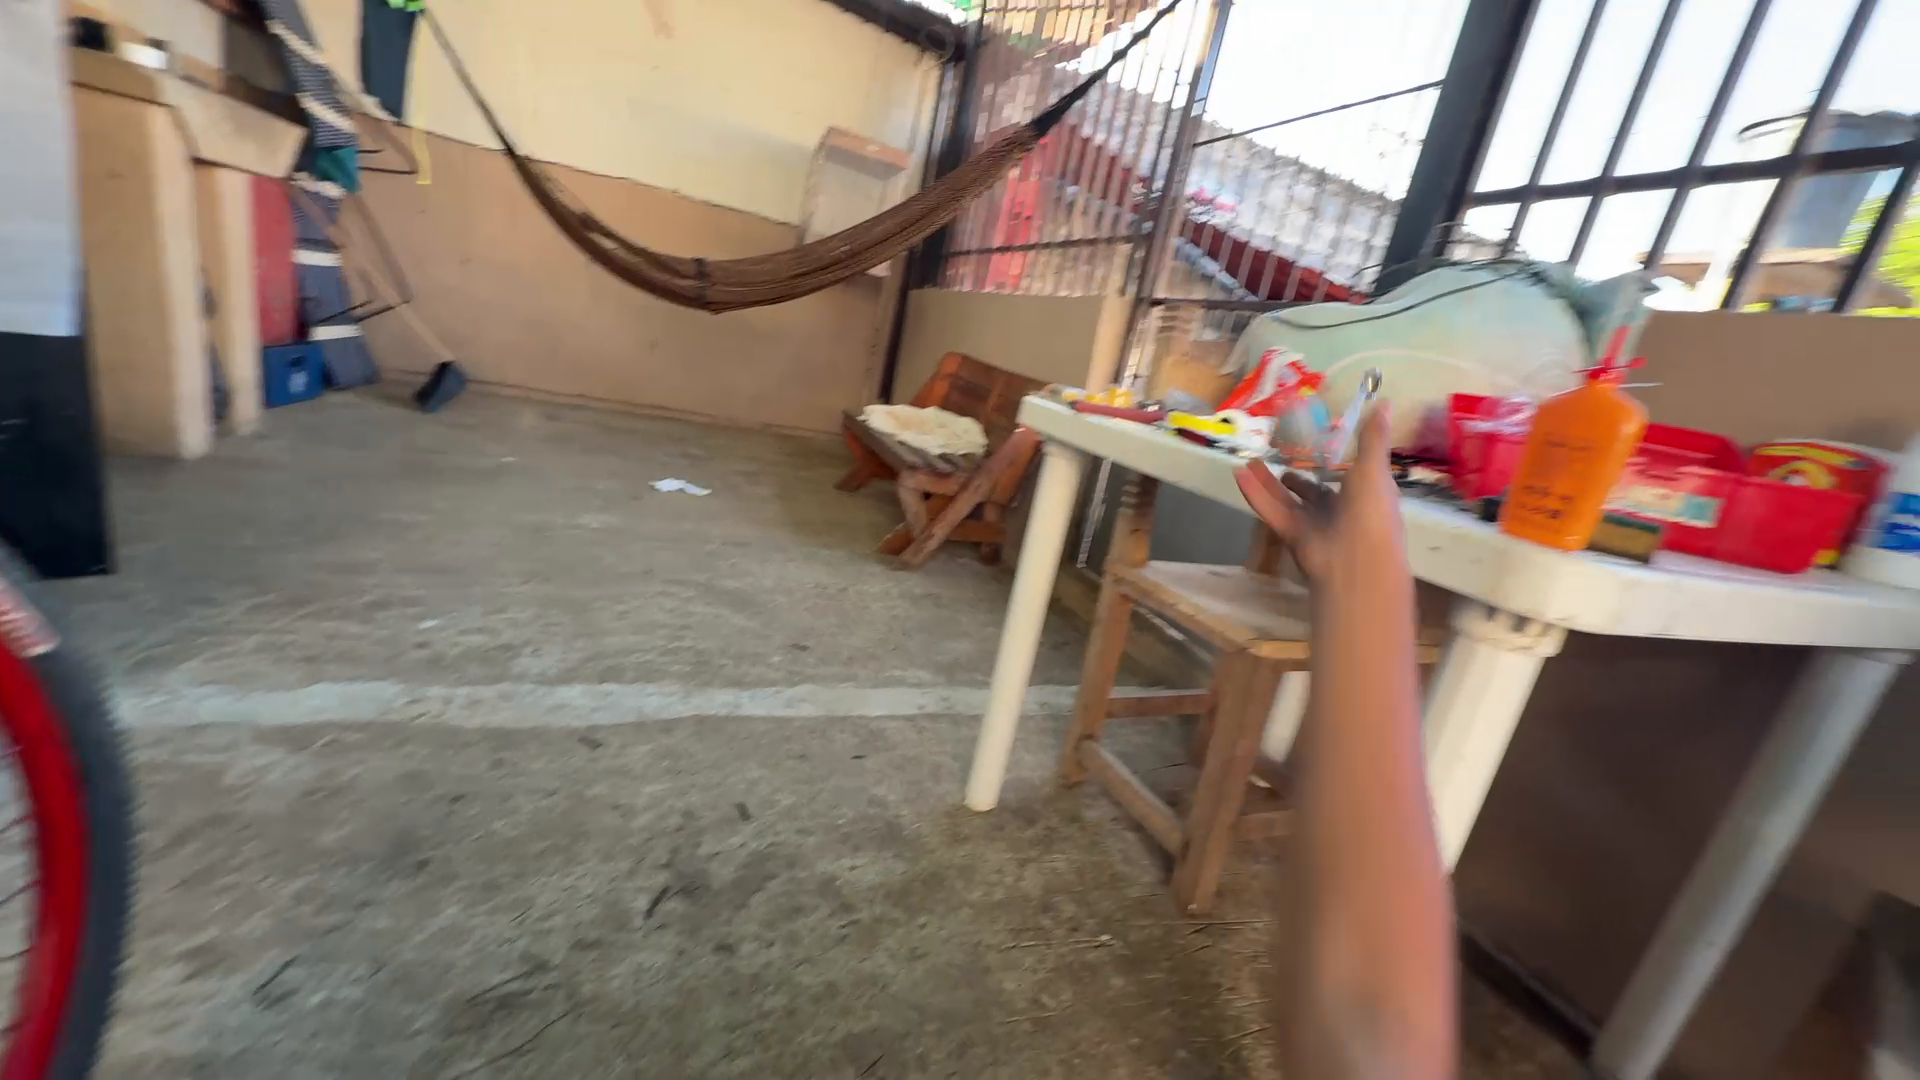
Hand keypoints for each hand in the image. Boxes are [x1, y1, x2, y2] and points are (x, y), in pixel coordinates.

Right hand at [1234, 405, 1406, 588]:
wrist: (1356, 559)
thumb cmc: (1371, 511)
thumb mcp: (1373, 468)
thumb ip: (1371, 439)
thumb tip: (1383, 401)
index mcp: (1362, 494)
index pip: (1347, 477)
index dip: (1332, 462)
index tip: (1315, 445)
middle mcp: (1337, 509)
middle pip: (1310, 490)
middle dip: (1293, 476)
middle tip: (1276, 457)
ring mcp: (1312, 523)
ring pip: (1286, 499)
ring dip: (1268, 482)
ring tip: (1250, 462)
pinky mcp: (1290, 534)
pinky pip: (1270, 509)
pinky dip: (1255, 493)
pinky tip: (1238, 474)